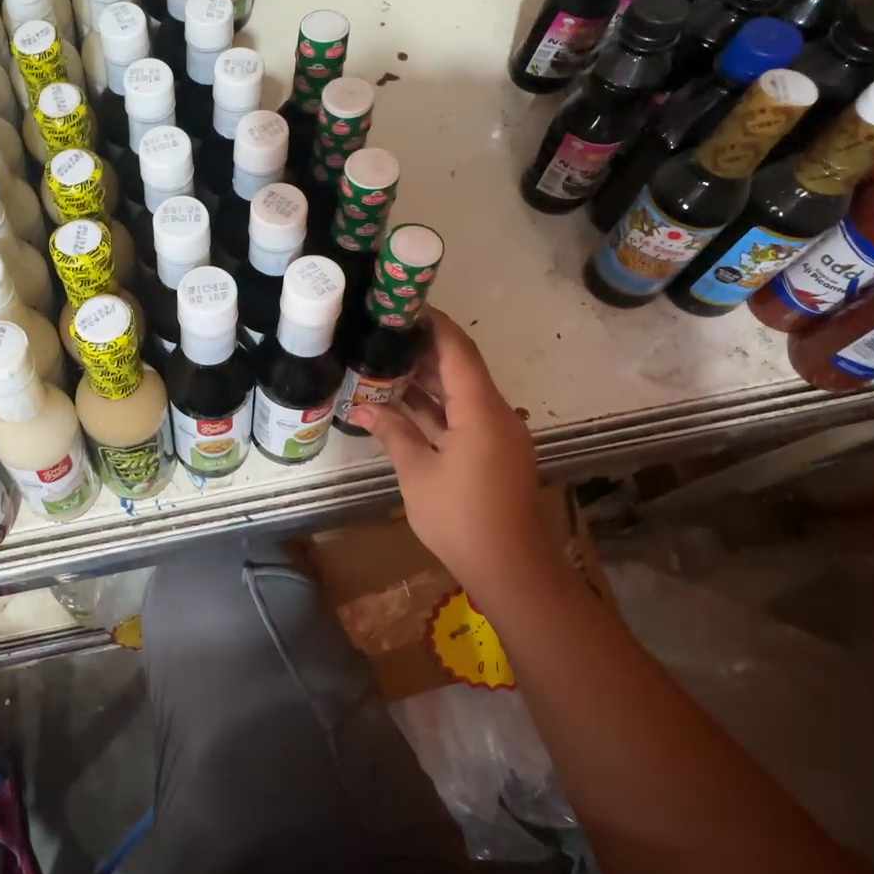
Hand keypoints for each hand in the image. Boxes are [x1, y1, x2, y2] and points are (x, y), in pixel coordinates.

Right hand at [348, 306, 547, 583]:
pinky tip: (406, 406)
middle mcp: (497, 413)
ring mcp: (500, 435)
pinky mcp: (496, 454)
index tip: (404, 306)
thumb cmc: (459, 517)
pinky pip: (466, 417)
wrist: (510, 567)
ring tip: (387, 365)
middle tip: (384, 335)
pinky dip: (438, 408)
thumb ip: (392, 433)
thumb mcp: (417, 472)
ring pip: (463, 395)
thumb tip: (363, 409)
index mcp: (480, 410)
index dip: (434, 324)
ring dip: (429, 382)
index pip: (457, 351)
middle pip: (462, 369)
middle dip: (425, 351)